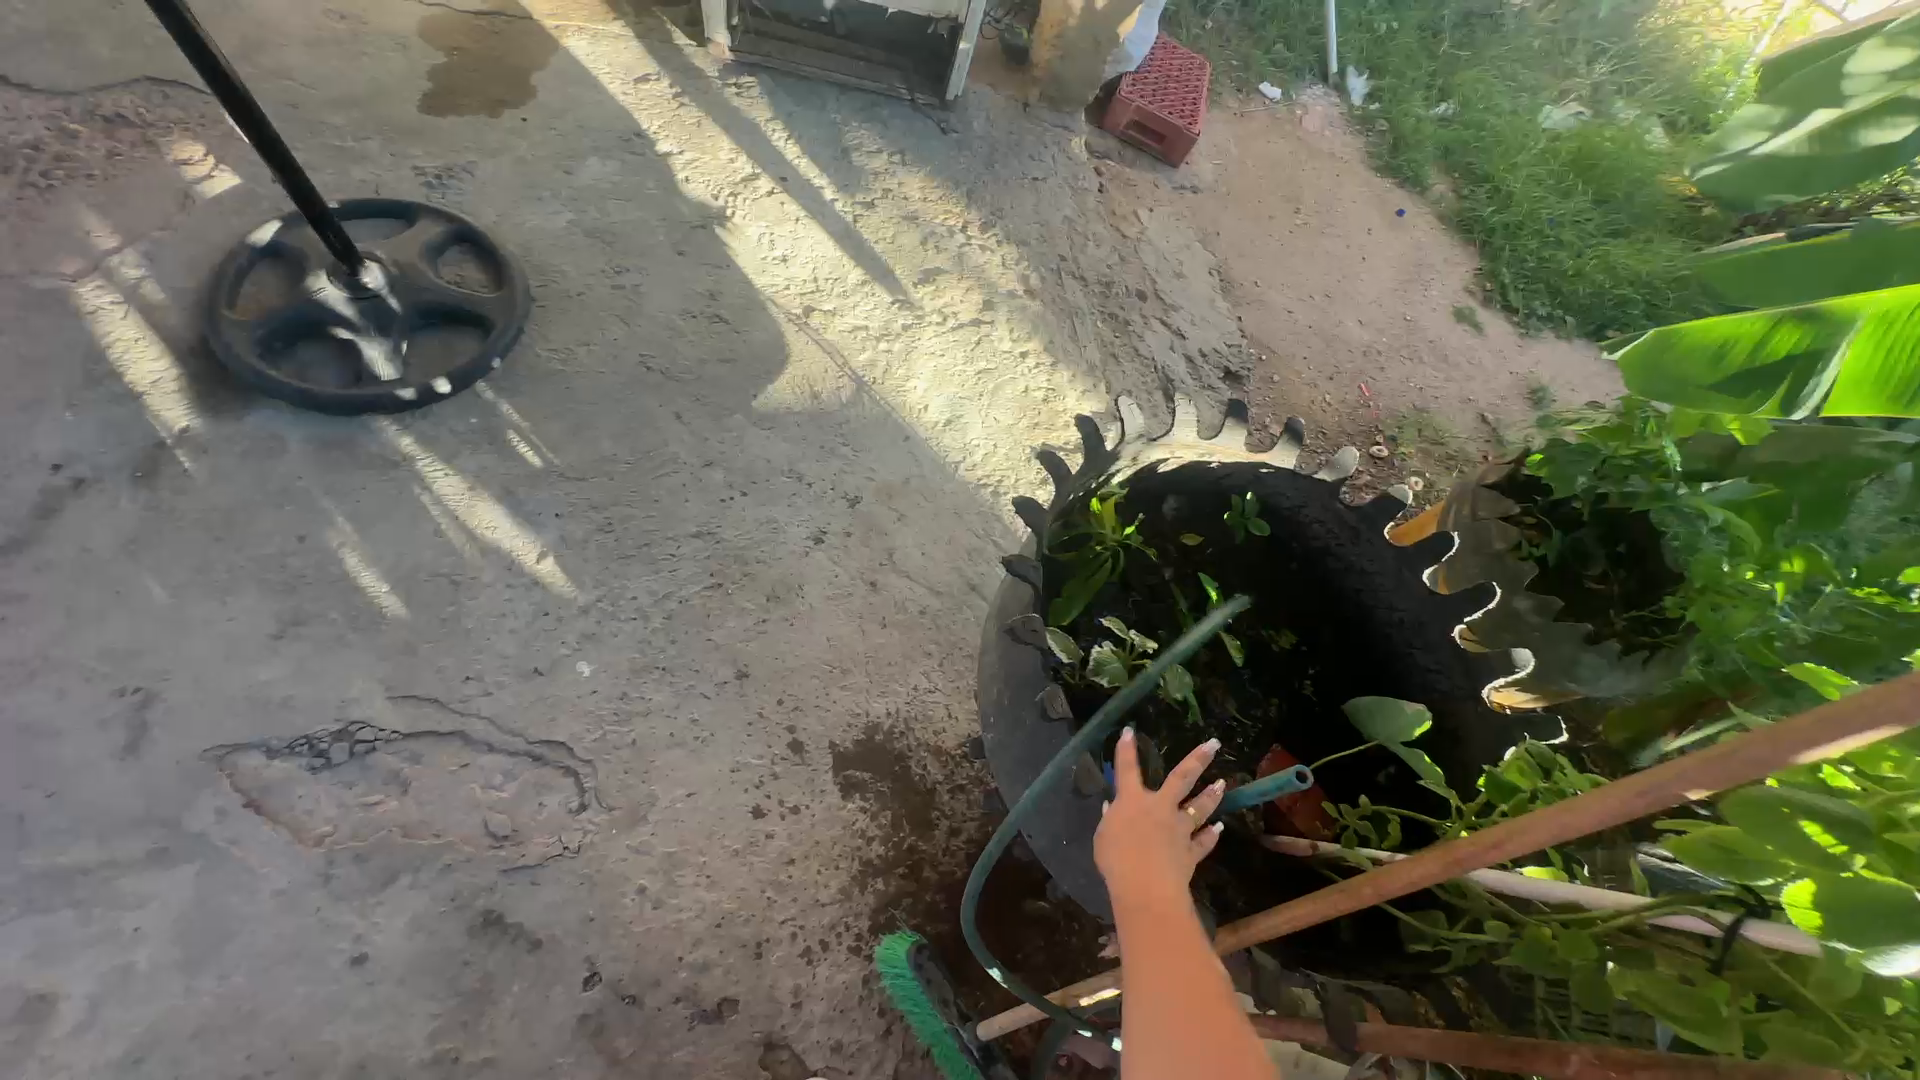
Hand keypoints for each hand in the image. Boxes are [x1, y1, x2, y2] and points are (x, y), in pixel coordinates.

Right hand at [1093, 727, 1225, 909]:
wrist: (1146, 886)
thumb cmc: (1116, 860)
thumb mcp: (1102, 838)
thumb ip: (1108, 820)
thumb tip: (1110, 808)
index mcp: (1132, 801)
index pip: (1127, 769)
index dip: (1126, 749)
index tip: (1130, 731)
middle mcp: (1159, 807)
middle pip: (1181, 778)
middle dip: (1198, 759)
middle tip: (1213, 744)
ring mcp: (1179, 828)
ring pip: (1198, 807)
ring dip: (1211, 795)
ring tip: (1222, 783)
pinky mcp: (1190, 851)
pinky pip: (1203, 841)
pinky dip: (1211, 835)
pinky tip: (1219, 829)